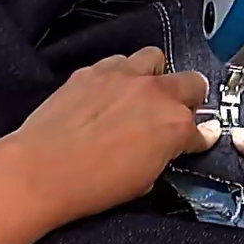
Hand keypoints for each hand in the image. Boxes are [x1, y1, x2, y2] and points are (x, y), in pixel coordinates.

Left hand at [0, 46, 219, 228]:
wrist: (42, 170)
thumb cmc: (94, 185)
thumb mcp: (144, 180)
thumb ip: (166, 154)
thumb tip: (177, 143)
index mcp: (174, 124)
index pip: (200, 128)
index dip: (198, 137)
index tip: (194, 141)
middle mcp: (155, 92)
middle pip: (191, 82)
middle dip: (189, 97)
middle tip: (175, 113)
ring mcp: (123, 76)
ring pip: (153, 58)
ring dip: (154, 75)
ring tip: (140, 95)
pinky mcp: (92, 71)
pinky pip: (117, 62)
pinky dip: (120, 75)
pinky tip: (108, 94)